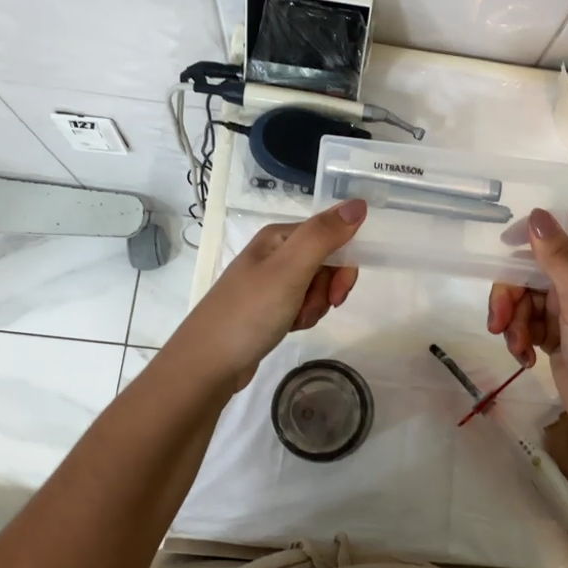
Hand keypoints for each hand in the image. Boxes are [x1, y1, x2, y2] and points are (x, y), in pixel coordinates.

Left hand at [164, 200, 365, 387]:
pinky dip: (303, 318)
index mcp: (278, 237)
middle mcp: (274, 254)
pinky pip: (301, 305)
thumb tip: (358, 204)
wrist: (208, 363)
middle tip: (310, 309)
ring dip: (315, 307)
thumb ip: (323, 236)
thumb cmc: (249, 312)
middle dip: (327, 290)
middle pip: (325, 262)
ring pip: (316, 287)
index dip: (343, 265)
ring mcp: (270, 282)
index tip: (338, 293)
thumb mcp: (290, 270)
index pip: (331, 236)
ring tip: (294, 322)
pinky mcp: (268, 307)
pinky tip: (289, 329)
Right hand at [488, 209, 567, 425]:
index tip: (504, 245)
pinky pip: (524, 325)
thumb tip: (536, 213)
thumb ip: (558, 256)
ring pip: (521, 299)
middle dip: (508, 292)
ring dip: (512, 322)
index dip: (534, 230)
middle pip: (529, 268)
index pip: (563, 228)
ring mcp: (565, 311)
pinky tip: (525, 359)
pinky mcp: (553, 337)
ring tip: (517, 347)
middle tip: (498, 320)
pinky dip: (518, 340)